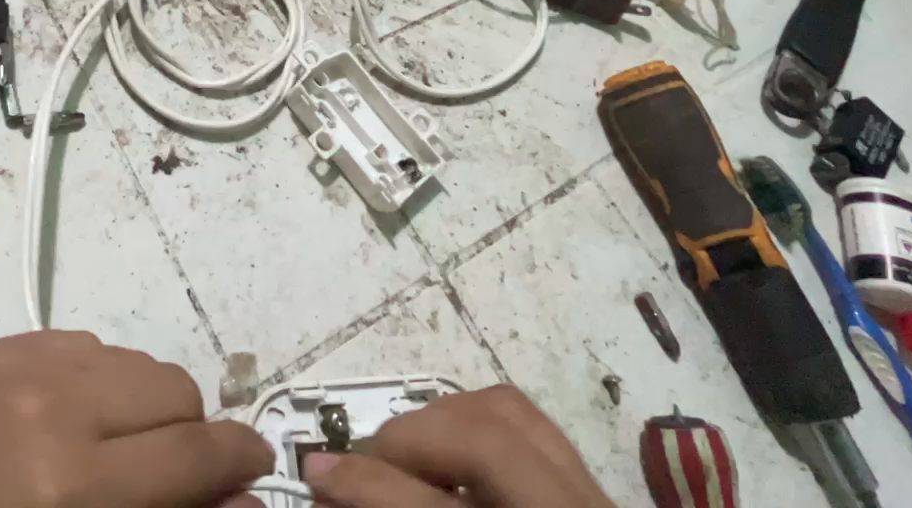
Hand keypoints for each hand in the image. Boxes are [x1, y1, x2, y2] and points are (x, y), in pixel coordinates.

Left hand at [0, 331, 272, 507]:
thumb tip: (243, 497)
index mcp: (71, 483)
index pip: (196, 452)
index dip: (240, 458)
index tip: (254, 468)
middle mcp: (54, 405)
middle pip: (175, 390)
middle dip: (186, 434)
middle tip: (164, 474)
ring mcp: (22, 362)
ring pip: (135, 360)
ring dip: (141, 403)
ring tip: (109, 445)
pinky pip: (86, 344)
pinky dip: (96, 379)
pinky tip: (65, 418)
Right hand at [301, 386, 615, 507]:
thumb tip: (331, 492)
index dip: (367, 484)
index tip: (314, 474)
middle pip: (484, 440)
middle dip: (404, 441)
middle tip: (359, 469)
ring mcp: (597, 504)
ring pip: (509, 413)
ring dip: (440, 422)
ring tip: (403, 460)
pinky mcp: (595, 493)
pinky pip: (530, 425)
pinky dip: (474, 424)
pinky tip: (446, 461)